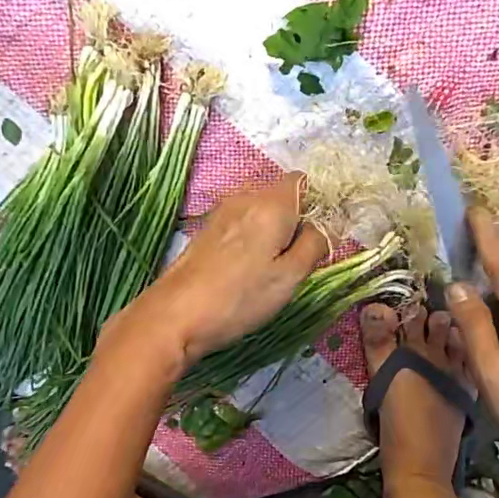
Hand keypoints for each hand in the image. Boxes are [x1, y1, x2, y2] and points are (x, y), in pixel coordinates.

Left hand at [111, 173, 326, 368]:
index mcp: (271, 204)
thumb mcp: (290, 276)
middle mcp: (246, 198)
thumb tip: (324, 228)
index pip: (304, 181)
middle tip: (301, 260)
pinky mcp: (209, 230)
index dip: (320, 203)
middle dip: (298, 220)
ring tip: (275, 268)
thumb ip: (315, 244)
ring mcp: (224, 213)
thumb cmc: (239, 297)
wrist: (174, 316)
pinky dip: (256, 239)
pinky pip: (245, 223)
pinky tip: (251, 269)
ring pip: (264, 211)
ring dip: (277, 232)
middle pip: (283, 196)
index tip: (323, 235)